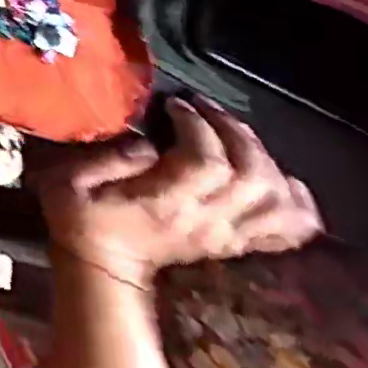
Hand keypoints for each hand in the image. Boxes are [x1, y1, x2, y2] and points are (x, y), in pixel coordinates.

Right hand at [35, 97, 322, 288]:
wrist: (101, 264)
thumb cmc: (79, 214)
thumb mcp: (72, 180)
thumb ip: (109, 158)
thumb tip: (145, 141)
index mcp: (168, 204)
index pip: (208, 162)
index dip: (198, 125)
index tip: (173, 102)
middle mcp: (210, 221)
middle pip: (254, 176)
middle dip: (233, 132)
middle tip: (205, 107)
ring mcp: (229, 235)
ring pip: (279, 199)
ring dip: (264, 158)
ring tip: (232, 131)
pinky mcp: (237, 241)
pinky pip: (291, 228)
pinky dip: (296, 200)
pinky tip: (278, 176)